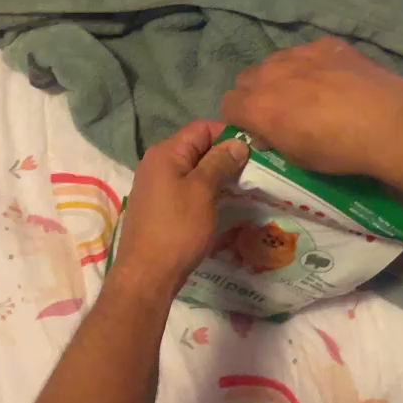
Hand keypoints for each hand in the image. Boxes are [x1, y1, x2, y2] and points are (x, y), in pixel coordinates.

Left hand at [110, 120, 250, 295]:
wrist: (147, 274)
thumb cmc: (177, 228)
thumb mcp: (203, 191)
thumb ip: (219, 162)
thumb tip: (237, 143)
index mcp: (165, 152)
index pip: (201, 128)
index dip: (228, 134)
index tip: (254, 150)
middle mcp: (156, 163)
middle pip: (196, 148)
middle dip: (225, 156)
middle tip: (253, 171)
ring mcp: (155, 186)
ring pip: (192, 170)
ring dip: (216, 176)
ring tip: (243, 188)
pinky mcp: (158, 206)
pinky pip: (185, 189)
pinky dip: (204, 192)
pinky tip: (221, 204)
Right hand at [221, 37, 402, 177]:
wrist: (386, 122)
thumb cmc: (337, 150)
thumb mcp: (296, 157)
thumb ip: (273, 137)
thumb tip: (268, 130)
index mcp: (256, 105)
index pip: (227, 104)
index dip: (240, 118)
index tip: (257, 129)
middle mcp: (270, 74)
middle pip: (246, 78)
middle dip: (256, 93)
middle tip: (280, 111)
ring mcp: (299, 53)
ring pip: (276, 61)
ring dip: (283, 76)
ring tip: (310, 92)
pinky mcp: (326, 43)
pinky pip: (308, 52)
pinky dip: (314, 64)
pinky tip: (336, 79)